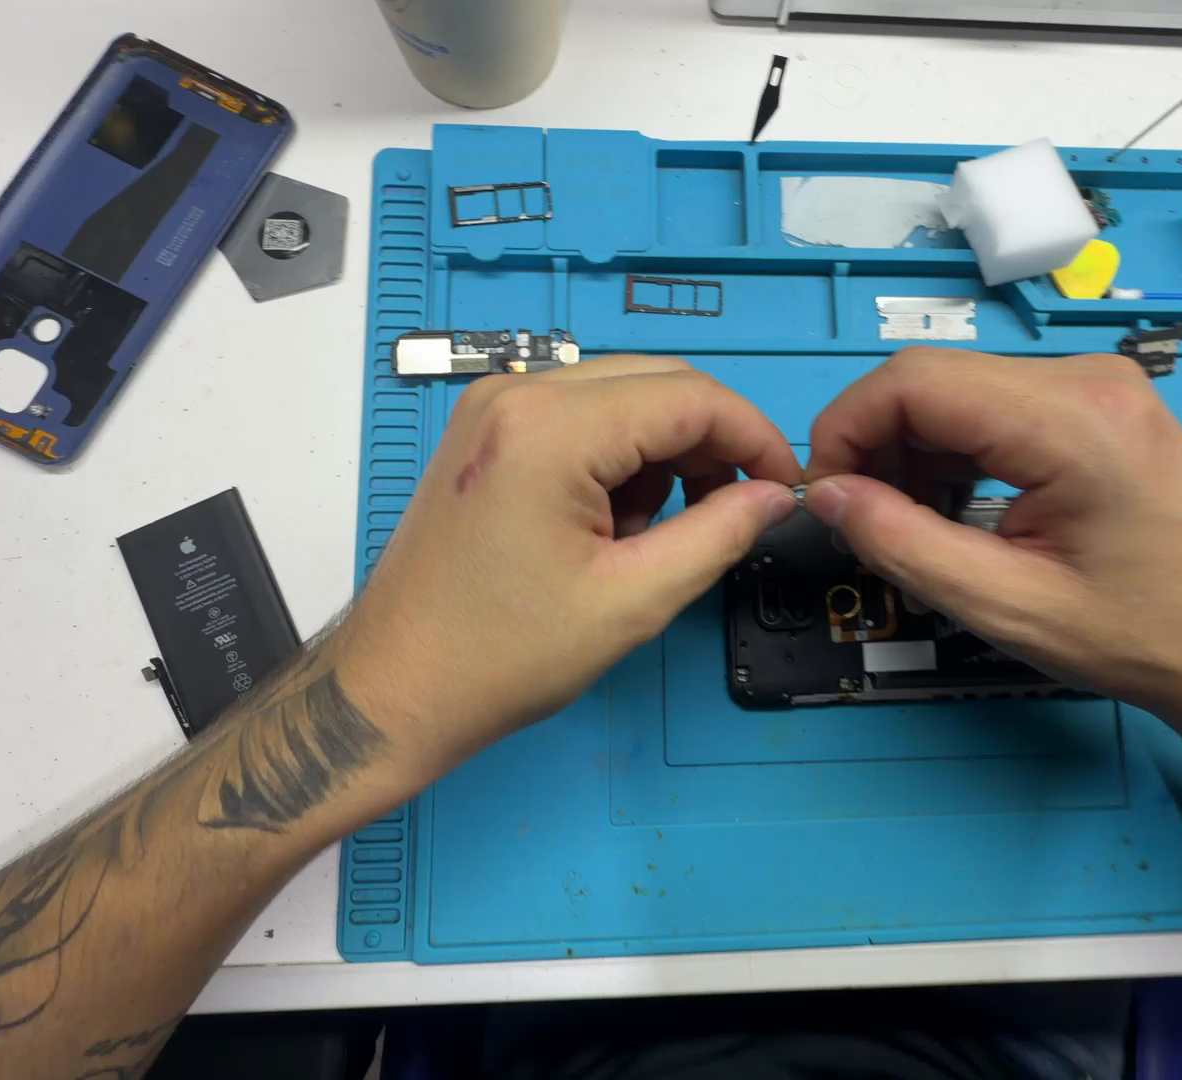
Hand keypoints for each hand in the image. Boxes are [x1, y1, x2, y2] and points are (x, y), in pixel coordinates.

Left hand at [335, 355, 800, 775]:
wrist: (398, 685)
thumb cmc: (506, 656)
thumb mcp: (632, 602)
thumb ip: (719, 535)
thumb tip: (775, 495)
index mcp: (552, 428)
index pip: (690, 397)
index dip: (754, 436)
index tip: (784, 486)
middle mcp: (519, 393)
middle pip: (658, 385)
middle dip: (711, 444)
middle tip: (732, 512)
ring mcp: (496, 407)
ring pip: (624, 399)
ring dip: (664, 455)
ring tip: (650, 534)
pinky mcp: (489, 431)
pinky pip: (584, 419)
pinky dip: (620, 460)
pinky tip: (610, 522)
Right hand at [803, 347, 1181, 750]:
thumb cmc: (1140, 638)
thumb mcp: (1007, 606)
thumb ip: (902, 545)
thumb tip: (827, 495)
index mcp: (1071, 420)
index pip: (914, 381)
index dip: (845, 428)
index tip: (825, 495)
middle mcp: (1084, 378)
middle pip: (931, 381)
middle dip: (874, 444)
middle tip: (863, 520)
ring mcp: (1095, 386)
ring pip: (955, 393)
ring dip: (909, 452)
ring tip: (910, 524)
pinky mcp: (1095, 404)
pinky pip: (991, 409)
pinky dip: (949, 453)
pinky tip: (952, 507)